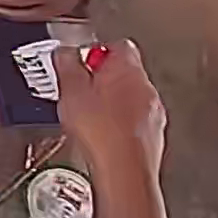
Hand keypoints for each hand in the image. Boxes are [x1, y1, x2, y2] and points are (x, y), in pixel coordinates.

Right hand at [55, 40, 164, 180]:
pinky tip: (103, 135)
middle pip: (124, 71)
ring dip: (112, 102)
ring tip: (89, 115)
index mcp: (128, 68)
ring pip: (131, 97)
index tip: (80, 62)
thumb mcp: (69, 89)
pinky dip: (120, 124)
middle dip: (102, 78)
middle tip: (81, 88)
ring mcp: (153, 113)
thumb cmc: (101, 131)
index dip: (96, 51)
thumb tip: (64, 52)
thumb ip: (65, 64)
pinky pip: (135, 121)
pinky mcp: (153, 137)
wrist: (124, 173)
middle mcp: (146, 87)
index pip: (117, 45)